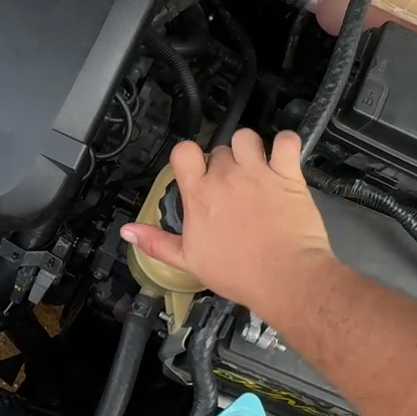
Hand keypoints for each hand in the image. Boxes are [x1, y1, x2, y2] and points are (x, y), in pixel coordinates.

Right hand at [120, 129, 335, 317]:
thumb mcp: (188, 261)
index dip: (188, 156)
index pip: (183, 151)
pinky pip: (286, 141)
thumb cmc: (239, 272)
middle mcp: (226, 177)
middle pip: (218, 149)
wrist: (283, 277)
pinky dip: (285, 143)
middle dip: (223, 162)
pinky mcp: (287, 175)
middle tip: (230, 184)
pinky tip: (282, 154)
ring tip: (253, 164)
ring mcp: (258, 173)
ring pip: (247, 137)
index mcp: (200, 194)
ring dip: (249, 147)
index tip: (195, 167)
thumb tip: (129, 232)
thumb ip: (156, 242)